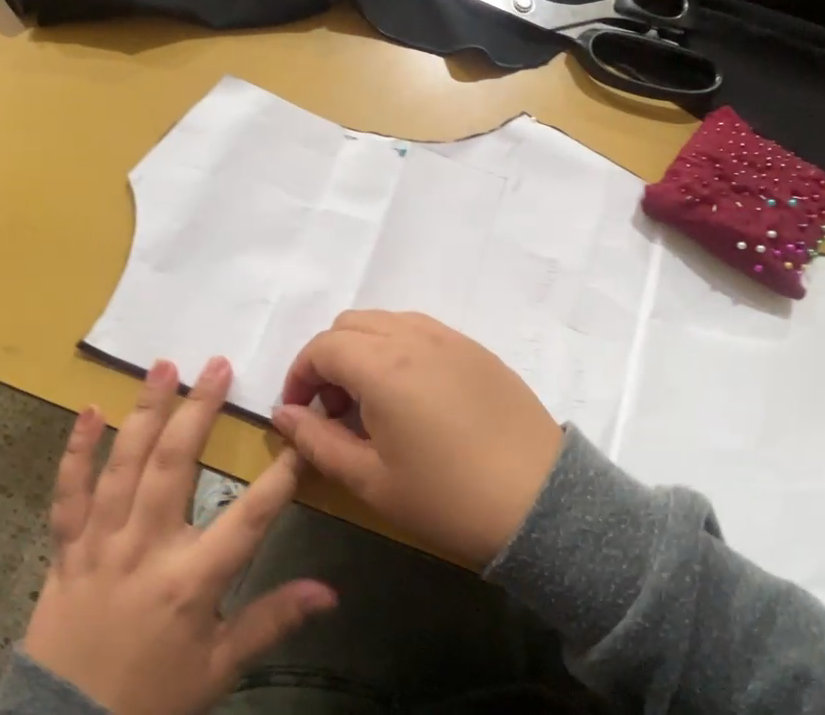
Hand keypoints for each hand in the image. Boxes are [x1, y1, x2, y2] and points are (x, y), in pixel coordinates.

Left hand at [22, 358, 336, 714]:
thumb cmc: (153, 695)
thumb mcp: (219, 667)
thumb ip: (272, 621)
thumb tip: (329, 592)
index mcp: (191, 580)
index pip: (247, 518)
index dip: (278, 478)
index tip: (298, 439)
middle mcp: (146, 548)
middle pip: (176, 466)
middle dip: (200, 410)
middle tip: (218, 365)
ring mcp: (100, 542)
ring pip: (125, 464)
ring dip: (146, 411)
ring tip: (163, 367)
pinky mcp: (65, 546)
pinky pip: (68, 491)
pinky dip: (77, 449)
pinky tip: (90, 410)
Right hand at [270, 311, 563, 569]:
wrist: (540, 503)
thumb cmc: (447, 498)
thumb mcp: (371, 481)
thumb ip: (318, 441)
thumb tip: (284, 414)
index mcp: (383, 365)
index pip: (322, 347)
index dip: (299, 376)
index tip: (297, 414)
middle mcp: (415, 337)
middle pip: (350, 324)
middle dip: (328, 359)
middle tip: (333, 410)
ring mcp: (451, 339)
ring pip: (386, 322)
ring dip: (363, 350)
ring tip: (371, 404)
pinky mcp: (477, 350)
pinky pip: (421, 331)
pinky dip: (398, 349)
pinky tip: (411, 398)